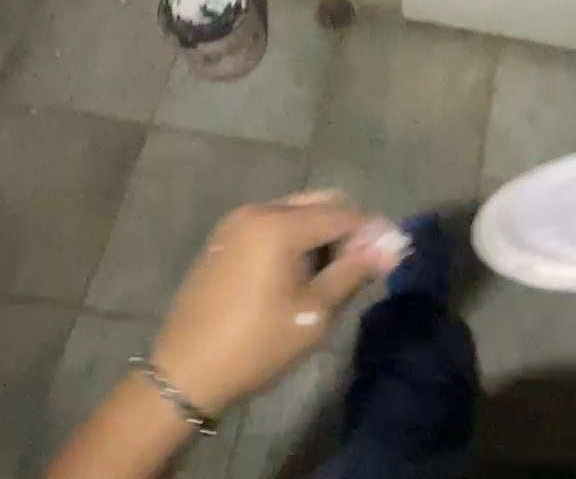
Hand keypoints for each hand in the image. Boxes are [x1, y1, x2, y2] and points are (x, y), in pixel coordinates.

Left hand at [149, 192, 403, 412]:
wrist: (182, 374)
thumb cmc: (255, 346)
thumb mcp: (313, 313)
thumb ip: (353, 272)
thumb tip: (393, 245)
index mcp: (280, 225)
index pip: (344, 213)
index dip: (373, 231)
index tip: (391, 255)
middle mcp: (259, 210)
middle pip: (321, 202)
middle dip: (348, 227)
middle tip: (363, 264)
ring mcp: (237, 221)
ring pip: (297, 210)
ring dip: (322, 231)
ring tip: (332, 271)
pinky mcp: (225, 236)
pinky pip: (273, 222)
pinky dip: (295, 235)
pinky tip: (299, 270)